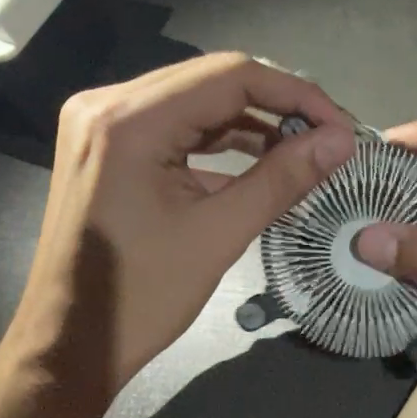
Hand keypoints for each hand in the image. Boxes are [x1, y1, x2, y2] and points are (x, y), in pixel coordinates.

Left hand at [0, 53, 354, 415]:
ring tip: (307, 154)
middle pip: (212, 82)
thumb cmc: (142, 295)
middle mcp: (109, 104)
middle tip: (332, 140)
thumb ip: (282, 180)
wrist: (73, 341)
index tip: (343, 128)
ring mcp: (104, 126)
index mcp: (129, 119)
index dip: (297, 95)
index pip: (230, 76)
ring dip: (254, 125)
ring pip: (197, 105)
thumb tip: (342, 142)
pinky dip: (223, 145)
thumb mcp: (219, 235)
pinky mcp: (109, 150)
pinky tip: (263, 166)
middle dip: (280, 107)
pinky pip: (177, 131)